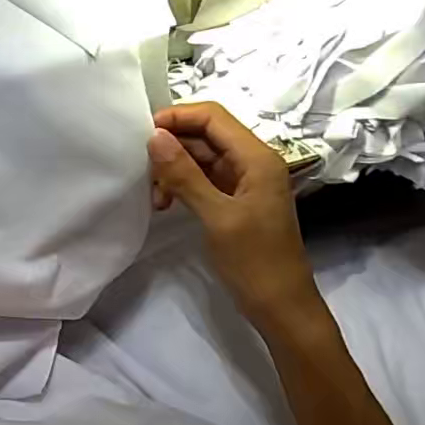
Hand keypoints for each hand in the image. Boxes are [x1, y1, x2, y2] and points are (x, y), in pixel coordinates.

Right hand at [148, 103, 322, 323]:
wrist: (282, 308)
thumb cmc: (254, 262)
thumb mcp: (216, 216)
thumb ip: (185, 175)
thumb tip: (155, 137)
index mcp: (257, 157)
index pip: (213, 116)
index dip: (178, 117)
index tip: (143, 134)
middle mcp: (252, 162)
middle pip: (206, 135)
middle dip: (172, 147)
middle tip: (144, 171)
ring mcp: (244, 181)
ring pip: (201, 158)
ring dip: (174, 169)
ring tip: (155, 196)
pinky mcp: (235, 200)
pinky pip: (204, 179)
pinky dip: (183, 185)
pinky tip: (165, 203)